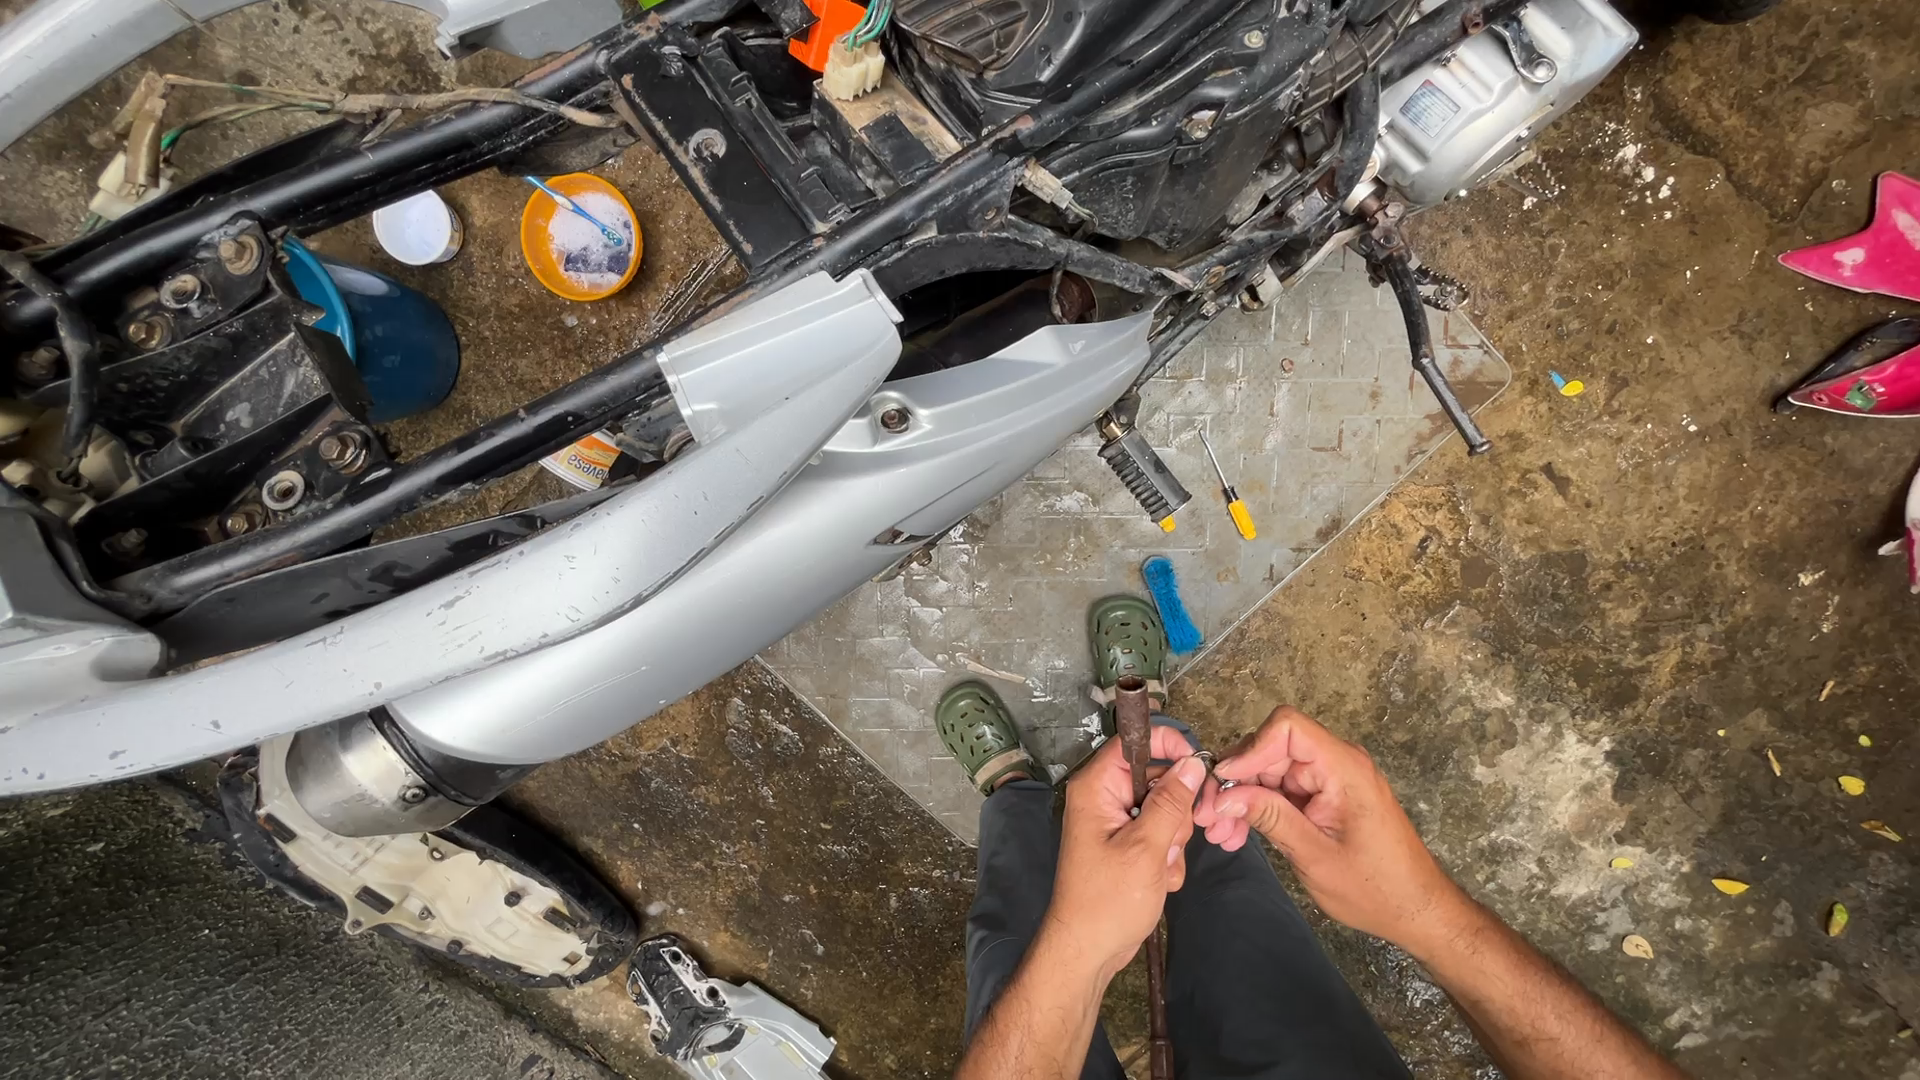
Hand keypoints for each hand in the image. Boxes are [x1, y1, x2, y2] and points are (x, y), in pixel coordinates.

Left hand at [1040, 726, 1203, 979]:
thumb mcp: (1146, 848)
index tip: (1198, 763)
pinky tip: (1158, 880)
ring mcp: (1116, 821)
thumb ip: (1172, 803)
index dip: (1167, 744)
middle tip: (1170, 842)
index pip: (1133, 743)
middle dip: (1174, 811)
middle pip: (1157, 778)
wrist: (1089, 950)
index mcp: (1096, 786)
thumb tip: (1193, 764)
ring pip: (1165, 809)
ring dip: (1172, 840)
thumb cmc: (1109, 898)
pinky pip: (1161, 835)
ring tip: (1159, 867)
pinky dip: (1167, 857)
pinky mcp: (1128, 843)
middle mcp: (1104, 797)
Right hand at [1191, 706, 1465, 948]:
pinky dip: (1256, 806)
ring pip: (1267, 769)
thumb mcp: (1316, 857)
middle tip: (1208, 815)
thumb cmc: (1376, 890)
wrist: (1419, 914)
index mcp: (1343, 767)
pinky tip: (1236, 832)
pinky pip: (1278, 787)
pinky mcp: (1319, 793)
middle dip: (1235, 779)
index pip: (1287, 727)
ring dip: (1240, 796)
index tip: (1224, 783)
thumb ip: (1270, 817)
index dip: (1250, 749)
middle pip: (1269, 748)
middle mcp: (1334, 761)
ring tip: (1218, 831)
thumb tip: (1223, 795)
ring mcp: (1326, 777)